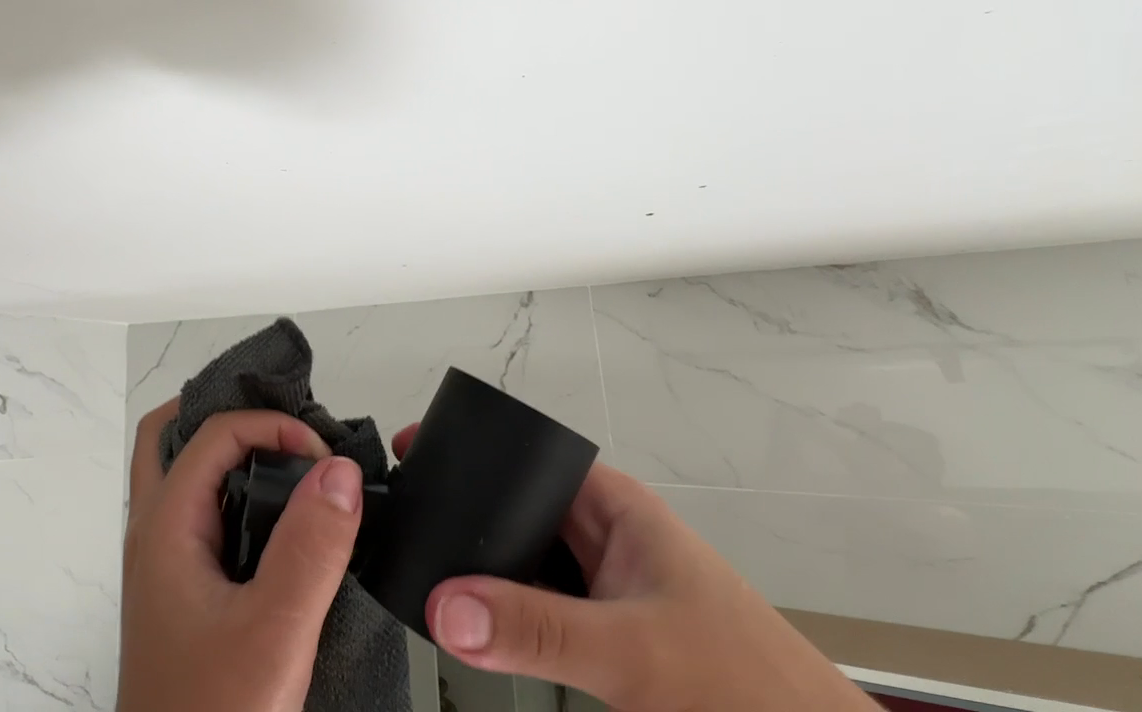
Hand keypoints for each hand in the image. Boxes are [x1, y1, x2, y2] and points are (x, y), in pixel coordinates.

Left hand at [118, 400, 363, 711]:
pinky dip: (240, 495)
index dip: (272, 427)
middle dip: (229, 418)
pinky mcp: (183, 589)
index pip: (212, 433)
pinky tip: (286, 522)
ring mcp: (165, 561)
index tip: (325, 460)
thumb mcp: (274, 631)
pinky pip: (206, 515)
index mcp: (165, 526)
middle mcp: (154, 532)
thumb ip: (311, 548)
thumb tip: (341, 471)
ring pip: (187, 475)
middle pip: (172, 438)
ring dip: (234, 454)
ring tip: (296, 466)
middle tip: (289, 431)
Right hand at [390, 425, 877, 711]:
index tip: (404, 458)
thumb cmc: (745, 687)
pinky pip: (529, 606)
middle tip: (395, 519)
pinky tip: (463, 621)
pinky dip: (496, 611)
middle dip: (459, 517)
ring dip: (476, 569)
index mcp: (613, 506)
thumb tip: (442, 605)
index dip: (464, 454)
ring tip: (414, 565)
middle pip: (511, 509)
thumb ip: (535, 629)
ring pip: (518, 561)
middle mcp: (600, 535)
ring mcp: (598, 585)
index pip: (522, 458)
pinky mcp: (597, 632)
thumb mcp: (632, 651)